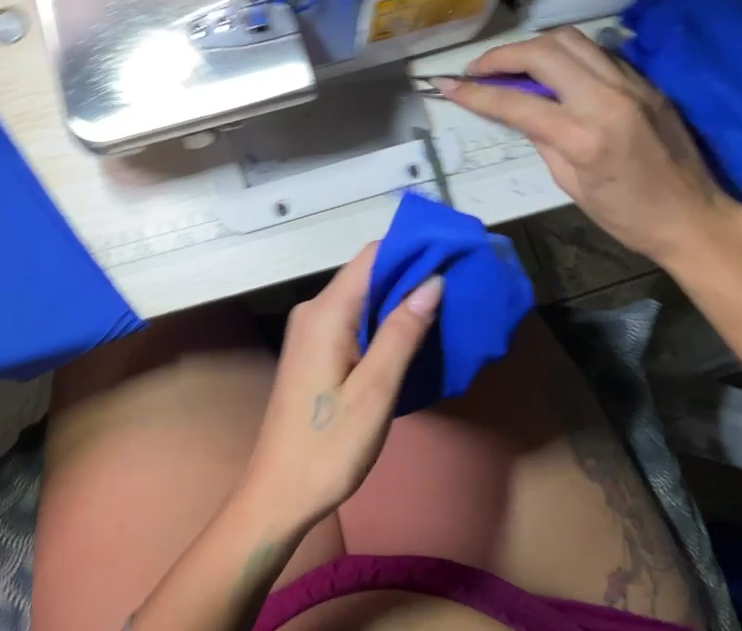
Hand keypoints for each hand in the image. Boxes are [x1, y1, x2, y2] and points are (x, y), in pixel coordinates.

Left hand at [241, 244, 441, 526]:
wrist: (280, 491)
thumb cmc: (328, 446)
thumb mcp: (375, 391)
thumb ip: (402, 332)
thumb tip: (432, 282)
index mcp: (325, 313)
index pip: (371, 258)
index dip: (412, 249)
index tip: (453, 251)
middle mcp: (314, 311)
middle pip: (368, 275)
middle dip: (412, 274)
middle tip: (461, 280)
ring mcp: (311, 331)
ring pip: (363, 298)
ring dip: (401, 298)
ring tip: (449, 303)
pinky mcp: (316, 351)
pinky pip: (355, 320)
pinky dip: (385, 320)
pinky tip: (415, 333)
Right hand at [435, 27, 741, 263]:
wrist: (696, 218)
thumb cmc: (629, 217)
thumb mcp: (571, 185)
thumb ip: (543, 139)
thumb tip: (519, 111)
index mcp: (585, 135)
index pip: (516, 102)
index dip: (476, 92)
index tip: (447, 85)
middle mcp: (607, 99)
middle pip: (543, 52)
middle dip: (502, 55)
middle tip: (478, 69)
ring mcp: (631, 85)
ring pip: (571, 40)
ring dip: (534, 47)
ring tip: (514, 64)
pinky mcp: (645, 83)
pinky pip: (597, 53)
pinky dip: (567, 55)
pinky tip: (554, 73)